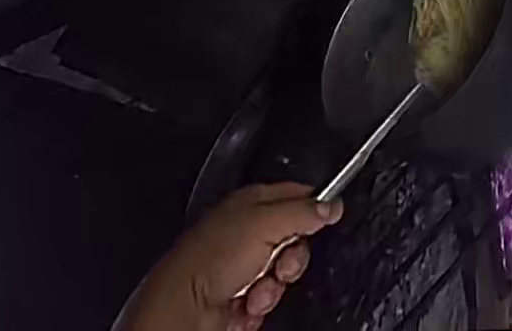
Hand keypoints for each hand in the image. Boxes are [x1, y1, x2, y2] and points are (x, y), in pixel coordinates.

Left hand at [115, 182, 343, 330]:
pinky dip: (262, 304)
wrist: (178, 315)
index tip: (324, 219)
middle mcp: (245, 233)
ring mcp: (239, 268)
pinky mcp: (237, 299)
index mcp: (251, 204)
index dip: (314, 206)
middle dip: (294, 254)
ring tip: (258, 291)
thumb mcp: (268, 223)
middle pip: (293, 236)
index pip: (297, 195)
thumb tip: (333, 205)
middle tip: (283, 262)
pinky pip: (267, 297)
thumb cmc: (210, 261)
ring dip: (277, 283)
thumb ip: (306, 211)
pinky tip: (247, 305)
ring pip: (282, 270)